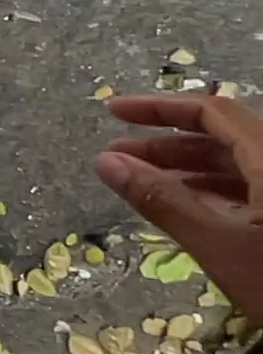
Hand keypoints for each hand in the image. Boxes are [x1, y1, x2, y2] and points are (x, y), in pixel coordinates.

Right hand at [95, 94, 262, 313]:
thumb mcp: (222, 246)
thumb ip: (162, 199)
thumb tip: (105, 160)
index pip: (216, 112)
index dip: (160, 107)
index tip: (113, 113)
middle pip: (231, 139)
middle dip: (169, 144)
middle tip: (120, 157)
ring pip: (248, 168)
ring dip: (192, 170)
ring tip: (149, 185)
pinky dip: (223, 194)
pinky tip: (195, 211)